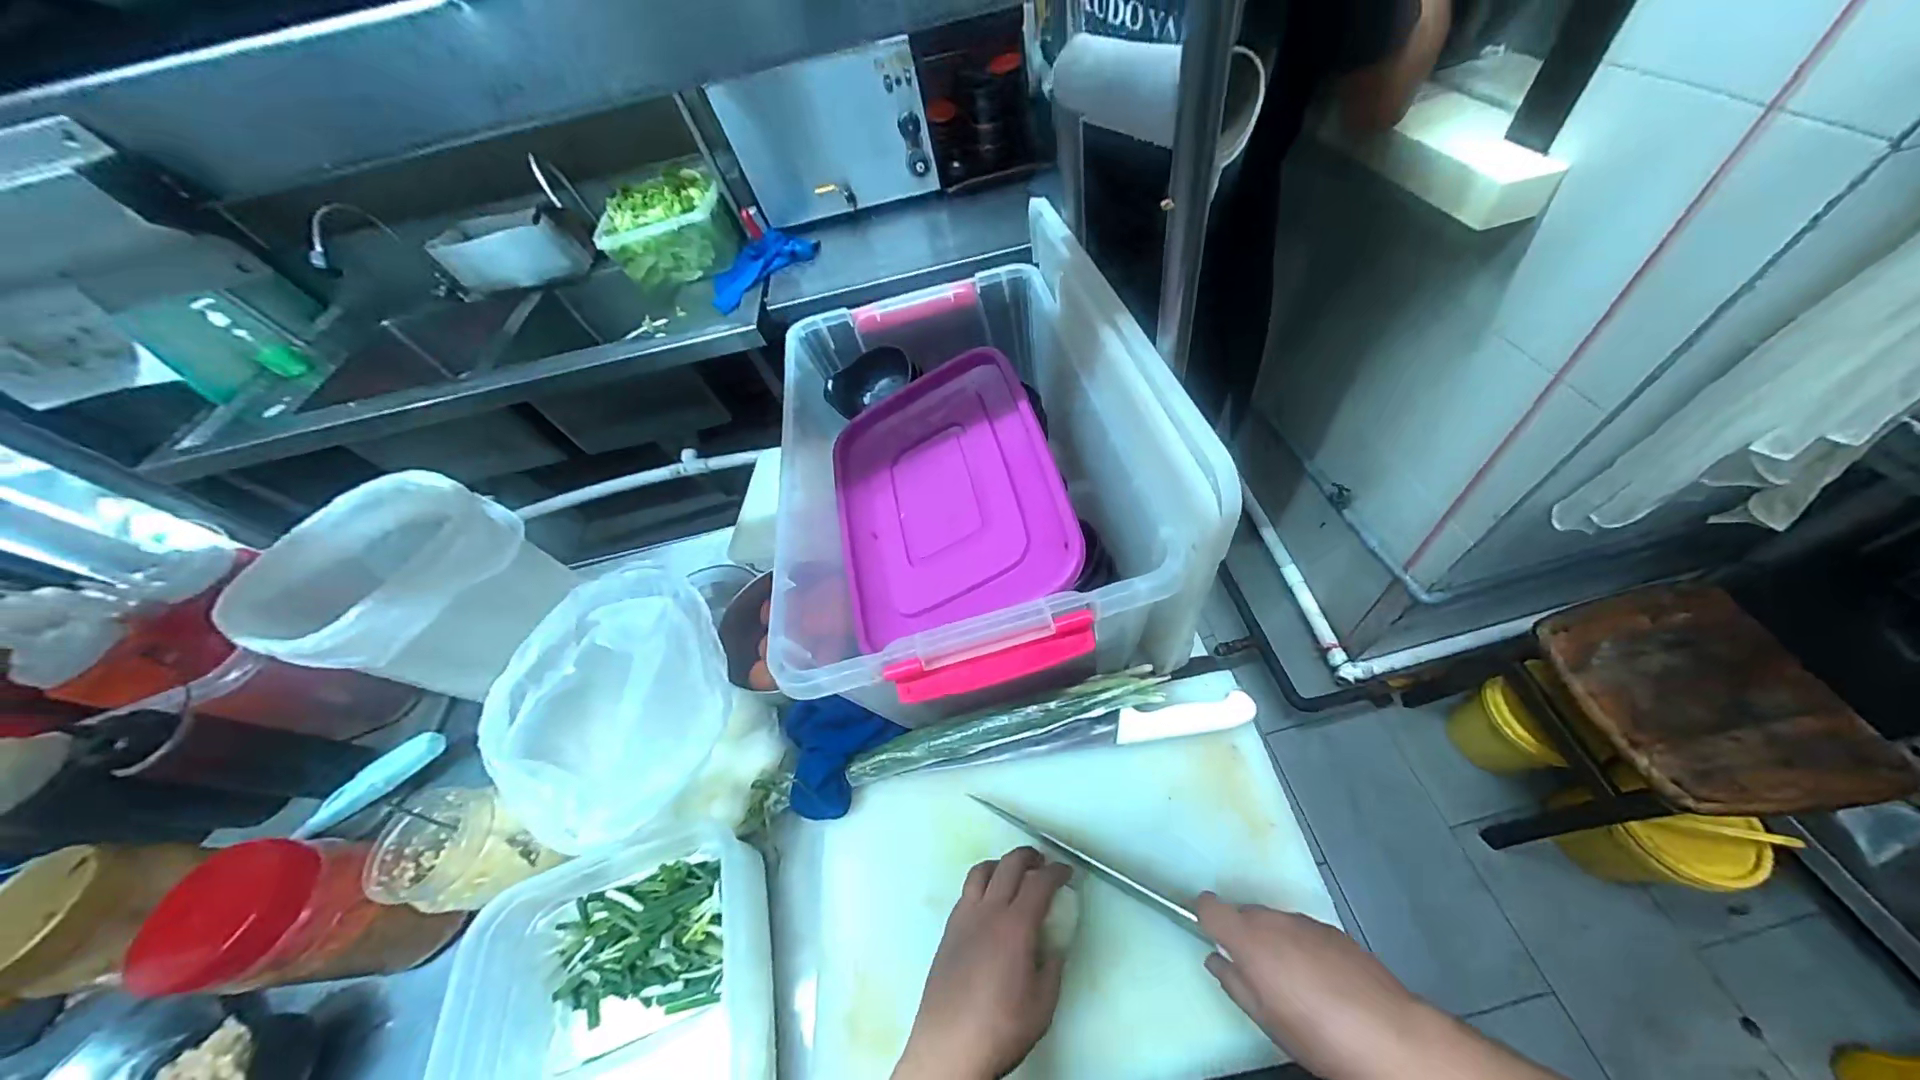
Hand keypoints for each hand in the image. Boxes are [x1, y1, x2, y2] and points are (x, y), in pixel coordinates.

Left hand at [893, 847, 1072, 1079]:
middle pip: (1008, 865)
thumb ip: (1053, 967)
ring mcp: (963, 917)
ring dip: (1001, 864)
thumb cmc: (1000, 1028)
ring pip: (981, 871)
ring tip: (1013, 874)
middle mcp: (988, 912)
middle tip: (1043, 864)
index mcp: (1015, 926)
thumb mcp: (1043, 1004)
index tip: (1066, 872)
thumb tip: (1054, 945)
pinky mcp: (948, 930)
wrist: (948, 1046)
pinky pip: (967, 892)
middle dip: (1029, 857)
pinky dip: (983, 884)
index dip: (1056, 872)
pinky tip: (990, 902)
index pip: (1039, 883)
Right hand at [1196, 893, 1421, 1078]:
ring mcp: (1307, 922)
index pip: (1209, 905)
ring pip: (1275, 921)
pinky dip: (1302, 946)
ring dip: (1274, 940)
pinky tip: (1322, 981)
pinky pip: (1303, 931)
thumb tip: (1217, 959)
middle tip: (1256, 972)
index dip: (1204, 916)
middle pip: (1244, 912)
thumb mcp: (1265, 1019)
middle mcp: (1274, 919)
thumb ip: (1233, 982)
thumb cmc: (1317, 1035)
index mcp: (1248, 938)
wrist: (1392, 1038)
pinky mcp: (1335, 931)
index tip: (1210, 935)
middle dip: (1243, 934)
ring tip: (1293, 981)